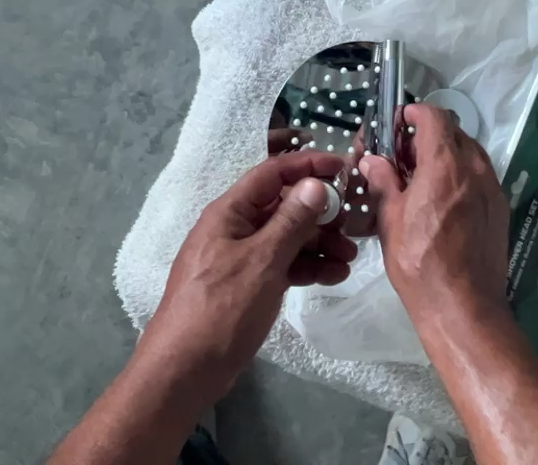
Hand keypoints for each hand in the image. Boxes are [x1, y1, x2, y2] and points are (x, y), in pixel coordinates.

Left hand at [138, 151, 357, 393]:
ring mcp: (243, 257)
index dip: (308, 165)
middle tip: (353, 226)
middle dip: (320, 213)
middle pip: (284, 206)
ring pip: (288, 237)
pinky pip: (283, 264)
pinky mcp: (249, 284)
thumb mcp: (262, 260)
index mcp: (231, 211)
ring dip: (319, 243)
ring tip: (349, 258)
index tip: (343, 167)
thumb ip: (291, 221)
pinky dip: (307, 267)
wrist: (184, 372)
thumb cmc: (221, 308)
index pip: (273, 173)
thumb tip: (315, 184)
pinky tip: (334, 276)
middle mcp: (236, 227)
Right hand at [360, 103, 510, 324]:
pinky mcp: (500, 207)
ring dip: (445, 155)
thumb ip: (383, 181)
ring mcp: (492, 187)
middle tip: (403, 157)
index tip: (397, 125)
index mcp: (444, 164)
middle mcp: (474, 168)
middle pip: (453, 131)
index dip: (413, 113)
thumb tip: (373, 161)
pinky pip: (479, 175)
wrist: (464, 308)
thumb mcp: (390, 220)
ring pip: (469, 152)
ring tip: (421, 180)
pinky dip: (460, 175)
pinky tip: (442, 201)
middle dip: (427, 136)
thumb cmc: (420, 263)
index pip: (434, 115)